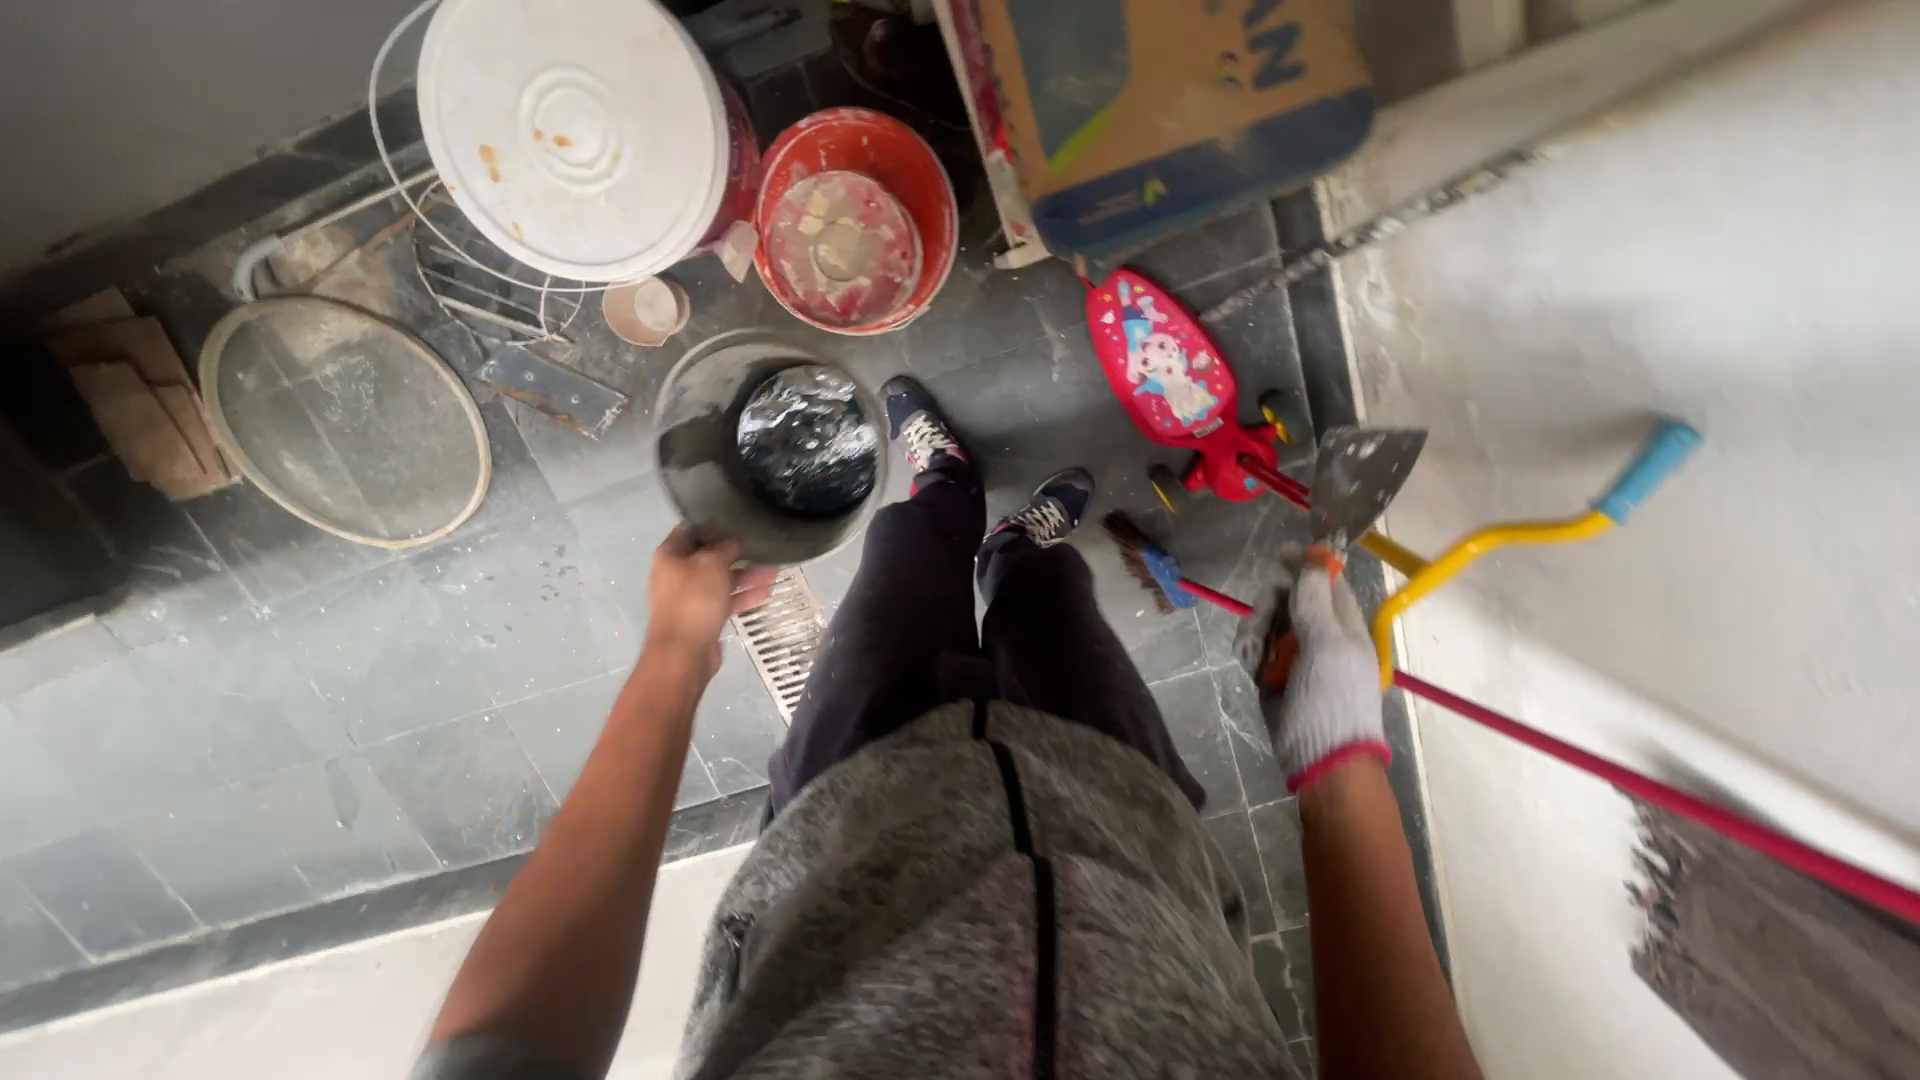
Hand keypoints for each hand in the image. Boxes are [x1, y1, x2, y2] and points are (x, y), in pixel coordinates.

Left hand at [645, 528, 777, 673]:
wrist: (683, 653)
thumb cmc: (693, 600)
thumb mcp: (711, 563)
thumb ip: (724, 547)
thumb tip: (733, 540)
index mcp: (671, 555)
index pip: (691, 530)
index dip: (714, 523)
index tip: (739, 520)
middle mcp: (677, 573)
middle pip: (710, 556)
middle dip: (738, 553)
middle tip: (763, 546)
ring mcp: (690, 597)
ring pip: (721, 579)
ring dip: (746, 575)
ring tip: (774, 571)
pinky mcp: (703, 617)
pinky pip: (726, 600)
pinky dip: (744, 596)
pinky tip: (766, 592)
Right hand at [1274, 552, 1390, 791]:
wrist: (1319, 758)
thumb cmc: (1332, 700)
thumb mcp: (1327, 646)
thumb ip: (1314, 601)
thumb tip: (1315, 557)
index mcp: (1343, 624)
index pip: (1326, 581)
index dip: (1305, 564)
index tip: (1278, 556)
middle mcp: (1319, 634)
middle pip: (1287, 598)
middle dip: (1268, 607)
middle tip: (1261, 626)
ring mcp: (1295, 654)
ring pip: (1266, 622)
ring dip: (1254, 631)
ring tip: (1252, 656)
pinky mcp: (1272, 673)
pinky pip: (1254, 648)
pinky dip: (1249, 653)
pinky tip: (1250, 667)